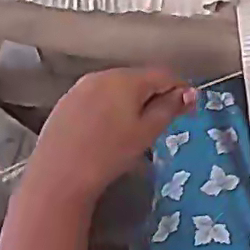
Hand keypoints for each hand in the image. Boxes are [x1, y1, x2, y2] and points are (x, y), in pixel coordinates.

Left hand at [20, 67, 195, 208]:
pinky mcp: (67, 102)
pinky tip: (110, 131)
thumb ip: (169, 108)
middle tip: (163, 122)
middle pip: (139, 79)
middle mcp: (102, 75)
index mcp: (126, 79)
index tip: (188, 109)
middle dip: (155, 95)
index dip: (180, 89)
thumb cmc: (109, 154)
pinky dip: (111, 108)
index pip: (163, 74)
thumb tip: (188, 93)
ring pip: (117, 88)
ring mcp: (81, 87)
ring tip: (136, 129)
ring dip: (133, 102)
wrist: (60, 174)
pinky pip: (98, 98)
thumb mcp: (146, 132)